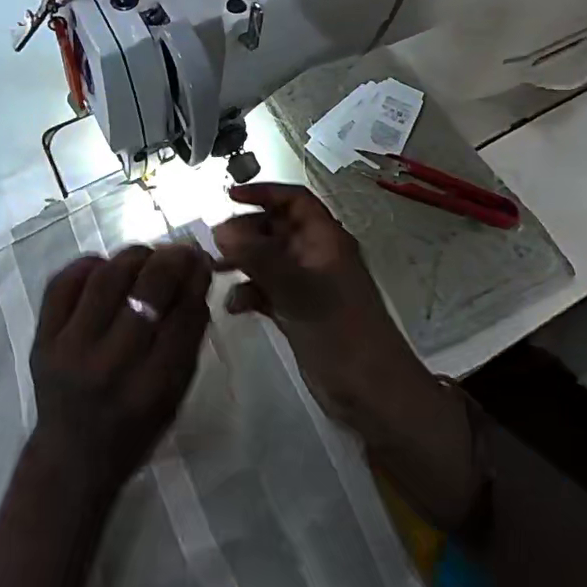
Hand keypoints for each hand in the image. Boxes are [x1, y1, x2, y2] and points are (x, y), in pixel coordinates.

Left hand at [29, 244, 211, 488]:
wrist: (70, 457)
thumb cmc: (132, 432)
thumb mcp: (172, 400)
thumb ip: (185, 345)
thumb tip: (194, 281)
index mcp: (151, 391)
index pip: (182, 321)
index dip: (196, 284)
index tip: (203, 263)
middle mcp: (109, 367)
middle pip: (145, 296)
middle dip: (170, 263)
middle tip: (181, 250)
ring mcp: (69, 350)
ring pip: (105, 281)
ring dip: (132, 257)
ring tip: (147, 254)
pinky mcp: (42, 338)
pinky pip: (63, 284)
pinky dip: (86, 266)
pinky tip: (105, 265)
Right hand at [212, 183, 440, 441]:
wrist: (372, 394)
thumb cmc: (342, 332)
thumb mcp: (298, 289)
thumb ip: (257, 257)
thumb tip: (220, 231)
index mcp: (326, 240)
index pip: (294, 200)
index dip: (264, 192)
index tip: (229, 196)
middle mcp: (314, 256)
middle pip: (274, 228)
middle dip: (244, 232)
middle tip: (215, 243)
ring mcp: (305, 284)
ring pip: (265, 259)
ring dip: (240, 261)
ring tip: (215, 270)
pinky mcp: (295, 310)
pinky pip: (264, 288)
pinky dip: (247, 292)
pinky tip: (235, 306)